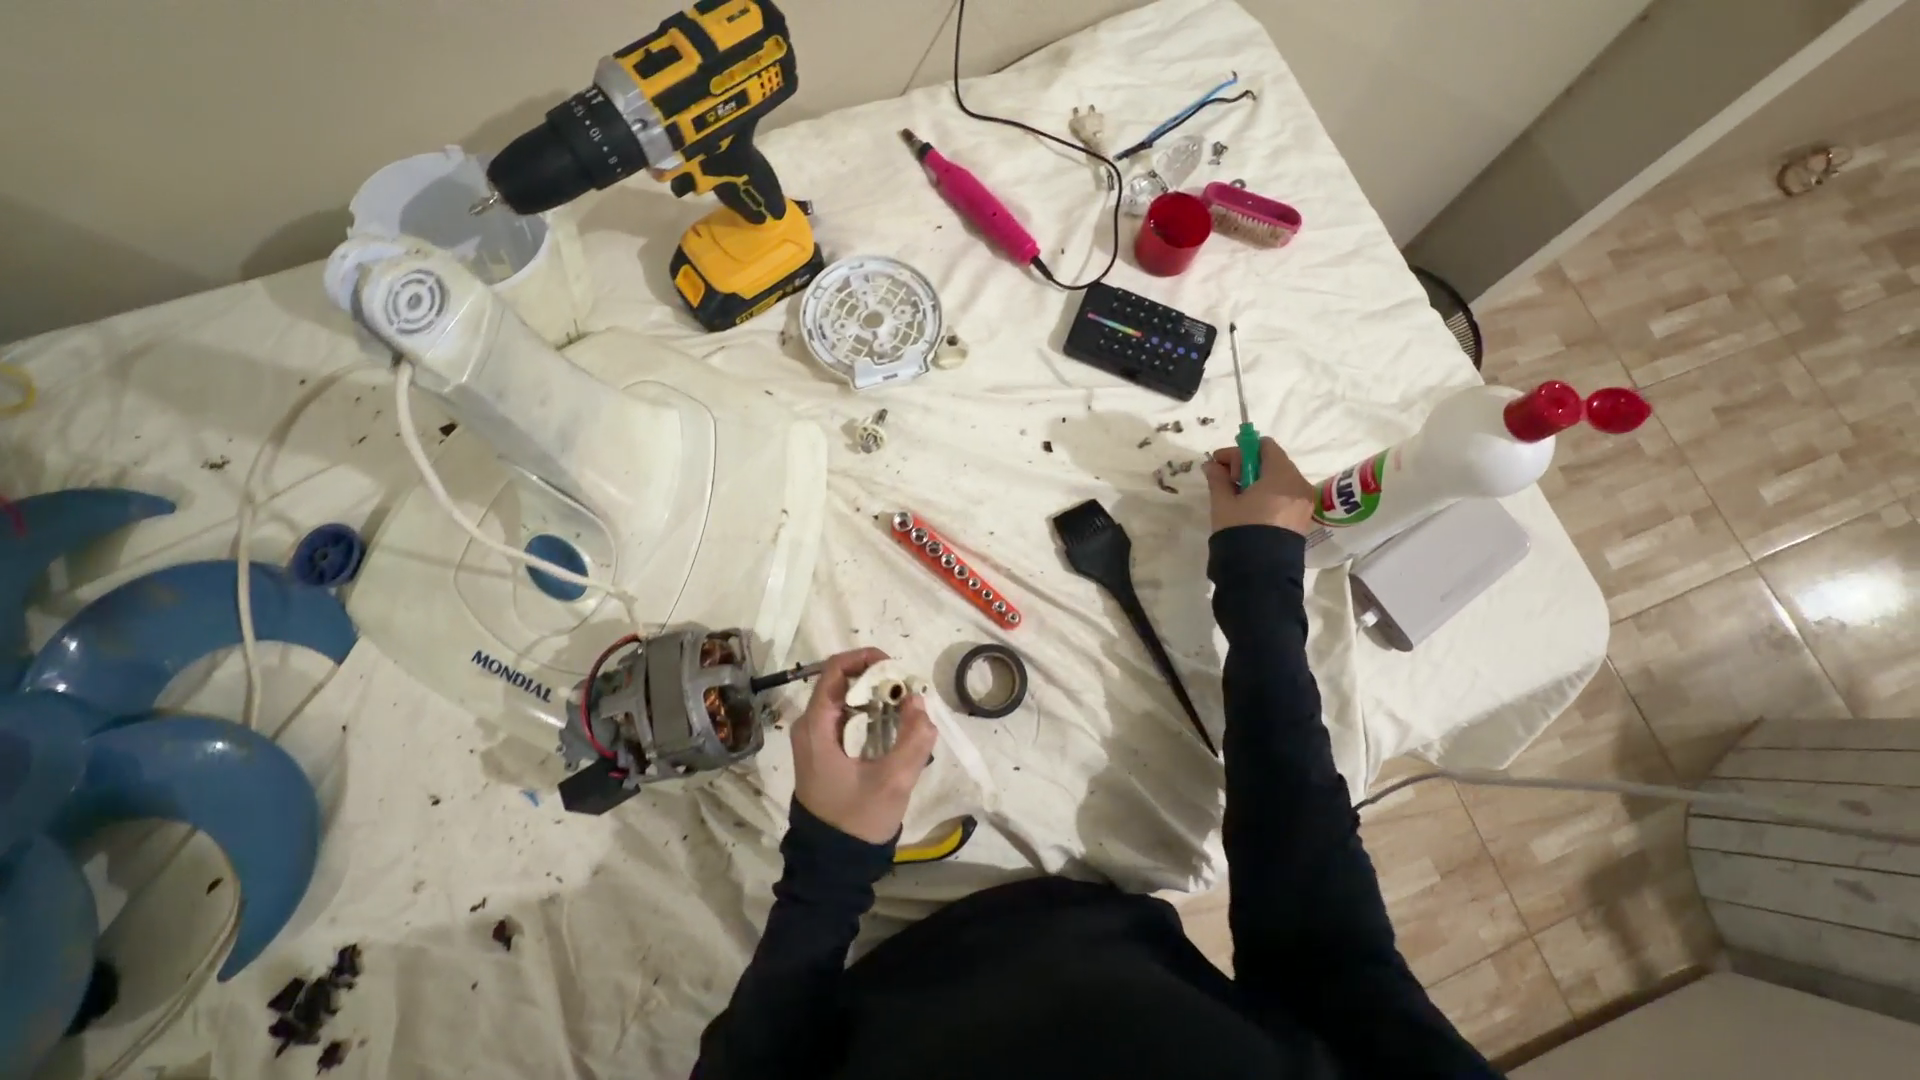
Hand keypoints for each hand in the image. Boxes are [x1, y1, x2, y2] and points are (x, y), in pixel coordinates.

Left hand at [790, 648, 938, 844]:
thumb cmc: (857, 819)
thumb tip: (920, 702)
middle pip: (844, 683)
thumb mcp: (893, 781)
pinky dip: (873, 717)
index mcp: (816, 726)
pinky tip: (896, 732)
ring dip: (878, 700)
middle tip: (909, 695)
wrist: (832, 862)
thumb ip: (913, 739)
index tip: (896, 668)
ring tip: (908, 714)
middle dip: (878, 682)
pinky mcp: (826, 752)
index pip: (835, 670)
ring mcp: (817, 739)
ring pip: (849, 702)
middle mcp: (811, 726)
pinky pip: (849, 720)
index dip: (865, 659)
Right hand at [1204, 436, 1316, 535]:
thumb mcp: (1223, 503)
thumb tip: (1211, 464)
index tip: (1220, 463)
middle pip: (1272, 461)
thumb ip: (1218, 479)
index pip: (1264, 446)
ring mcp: (1303, 502)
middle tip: (1226, 480)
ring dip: (1257, 480)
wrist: (1259, 573)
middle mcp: (1298, 484)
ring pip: (1279, 479)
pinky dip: (1269, 493)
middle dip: (1247, 466)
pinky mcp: (1302, 517)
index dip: (1240, 451)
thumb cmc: (1240, 531)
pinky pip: (1285, 495)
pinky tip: (1251, 507)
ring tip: (1237, 496)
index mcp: (1281, 476)